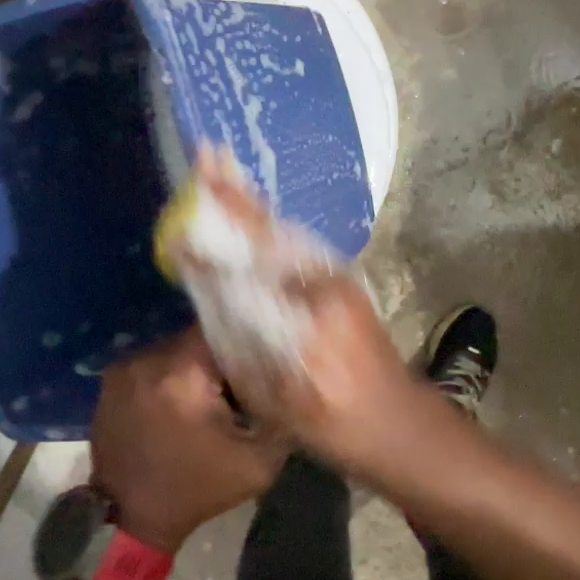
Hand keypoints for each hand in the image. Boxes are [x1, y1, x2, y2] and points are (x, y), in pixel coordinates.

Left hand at [90, 328, 288, 551]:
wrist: (129, 519)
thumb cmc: (197, 490)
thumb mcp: (258, 462)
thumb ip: (279, 415)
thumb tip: (292, 383)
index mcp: (183, 373)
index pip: (226, 332)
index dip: (247, 346)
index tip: (259, 369)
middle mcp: (149, 358)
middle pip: (199, 338)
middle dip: (220, 358)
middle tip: (236, 386)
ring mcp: (125, 366)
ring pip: (176, 348)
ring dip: (194, 365)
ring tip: (208, 397)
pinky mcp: (111, 378)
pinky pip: (154, 362)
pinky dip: (171, 375)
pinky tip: (180, 404)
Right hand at [166, 149, 429, 471]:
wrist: (395, 417)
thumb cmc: (328, 423)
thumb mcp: (270, 395)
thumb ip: (237, 339)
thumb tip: (206, 285)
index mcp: (301, 327)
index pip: (247, 276)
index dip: (214, 246)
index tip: (183, 224)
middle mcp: (323, 290)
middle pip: (270, 237)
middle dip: (235, 198)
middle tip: (207, 157)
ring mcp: (338, 277)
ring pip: (285, 233)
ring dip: (251, 201)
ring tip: (220, 165)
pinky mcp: (343, 275)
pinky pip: (297, 242)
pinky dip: (268, 220)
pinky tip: (250, 203)